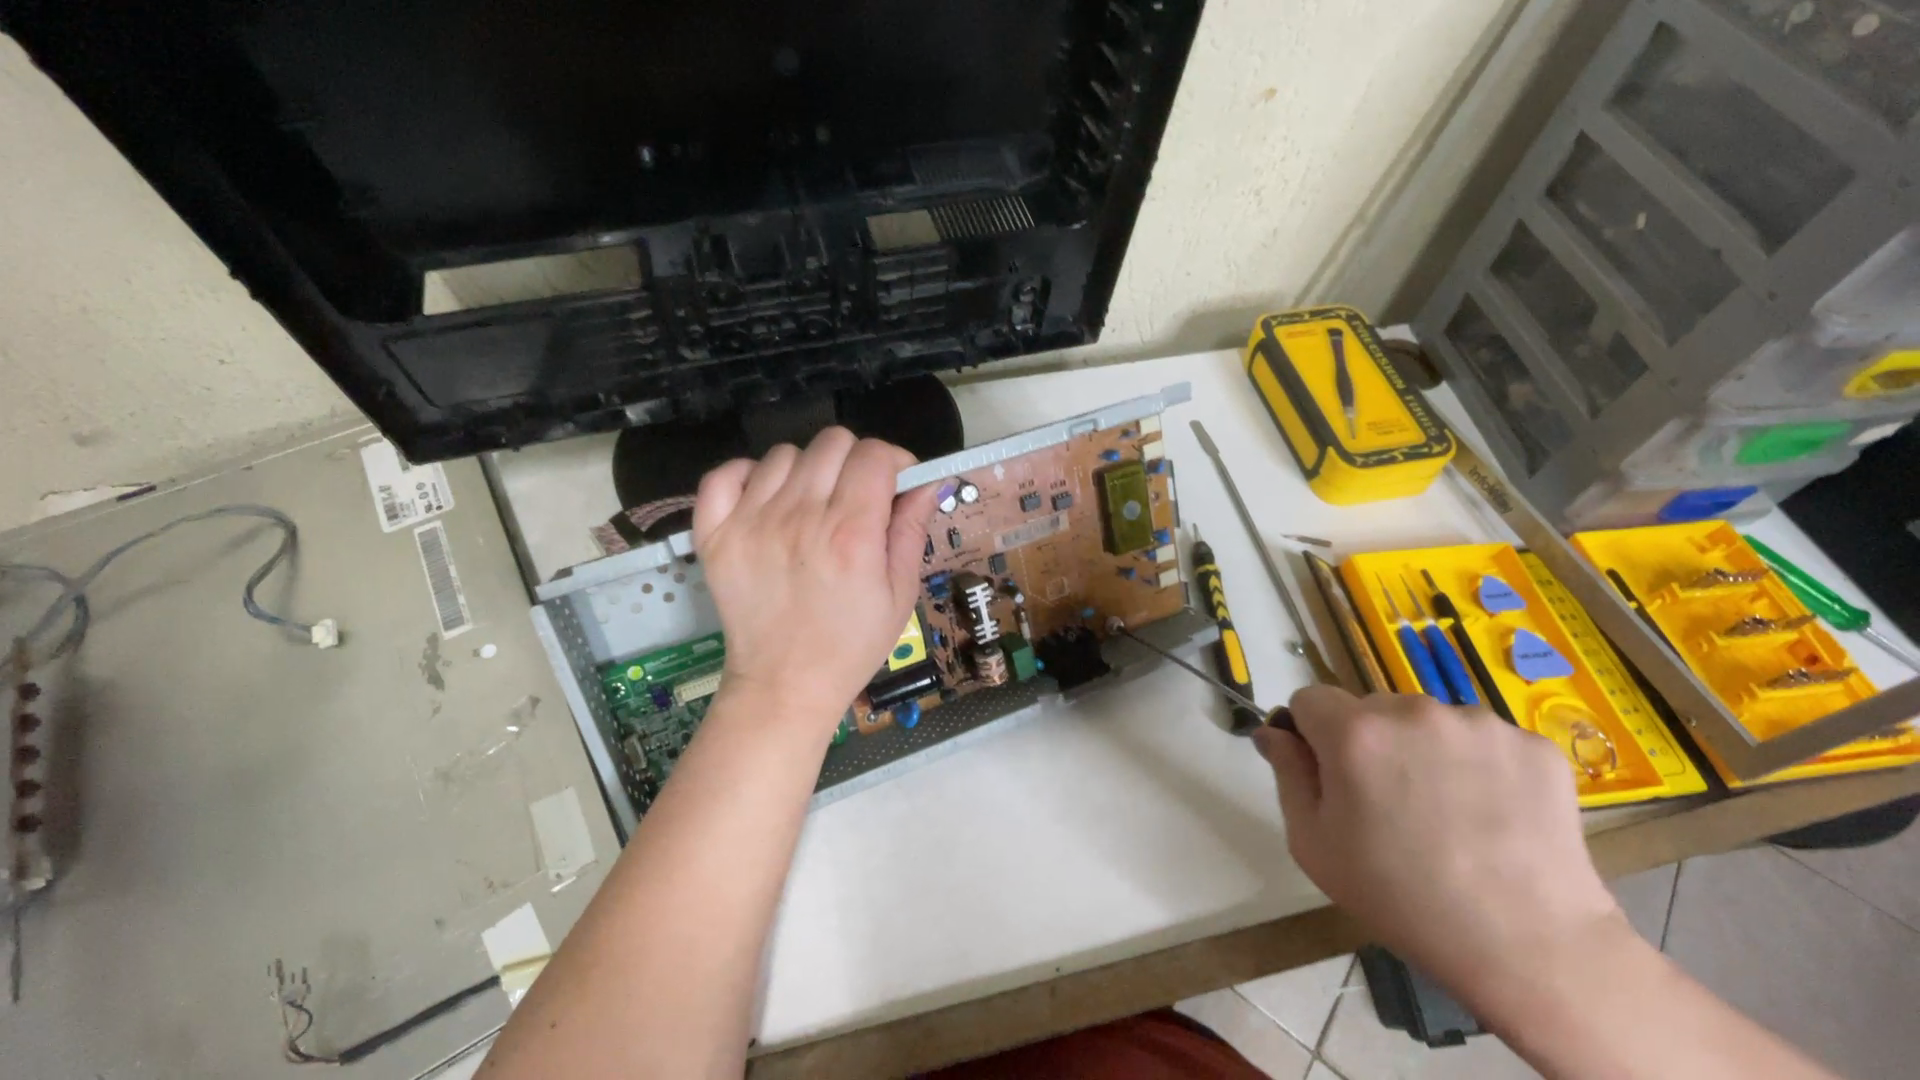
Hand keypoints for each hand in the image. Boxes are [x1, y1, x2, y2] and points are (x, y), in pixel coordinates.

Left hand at [693, 429, 940, 734]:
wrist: (784, 686)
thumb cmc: (851, 645)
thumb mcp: (900, 594)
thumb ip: (911, 531)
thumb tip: (928, 481)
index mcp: (851, 533)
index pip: (875, 455)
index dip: (894, 461)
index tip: (896, 484)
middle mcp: (800, 517)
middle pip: (832, 442)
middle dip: (855, 460)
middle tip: (856, 496)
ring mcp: (751, 522)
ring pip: (784, 454)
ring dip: (807, 471)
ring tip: (811, 506)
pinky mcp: (716, 535)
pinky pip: (724, 474)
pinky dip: (747, 476)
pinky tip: (765, 500)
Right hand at [1253, 687, 1623, 1001]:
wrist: (1526, 943)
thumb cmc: (1400, 898)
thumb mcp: (1314, 845)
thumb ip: (1287, 774)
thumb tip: (1273, 732)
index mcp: (1354, 732)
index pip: (1311, 699)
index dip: (1313, 736)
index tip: (1331, 778)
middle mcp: (1414, 710)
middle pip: (1372, 709)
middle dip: (1371, 744)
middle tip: (1390, 806)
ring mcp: (1480, 723)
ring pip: (1430, 723)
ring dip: (1425, 751)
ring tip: (1447, 814)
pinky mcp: (1532, 744)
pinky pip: (1486, 741)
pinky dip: (1481, 767)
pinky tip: (1492, 816)